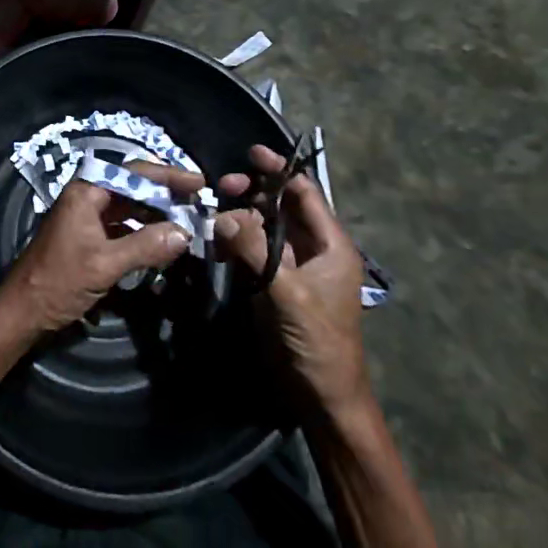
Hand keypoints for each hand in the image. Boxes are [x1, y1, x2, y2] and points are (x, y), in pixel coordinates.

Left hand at [0, 165, 194, 339]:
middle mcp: (86, 199)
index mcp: (86, 193)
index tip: (199, 182)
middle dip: (165, 194)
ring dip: (156, 213)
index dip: (167, 176)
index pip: (133, 173)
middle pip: (132, 187)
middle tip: (198, 202)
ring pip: (128, 208)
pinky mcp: (88, 239)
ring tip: (187, 221)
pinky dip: (143, 231)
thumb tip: (185, 233)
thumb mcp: (105, 264)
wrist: (23, 310)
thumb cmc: (59, 281)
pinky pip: (122, 226)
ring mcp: (86, 218)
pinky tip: (163, 241)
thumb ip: (145, 246)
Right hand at [215, 145, 369, 418]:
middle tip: (222, 187)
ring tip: (215, 220)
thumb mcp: (289, 294)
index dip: (281, 170)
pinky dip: (235, 241)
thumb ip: (257, 252)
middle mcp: (313, 249)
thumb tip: (224, 215)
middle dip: (253, 193)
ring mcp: (292, 266)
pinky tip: (217, 243)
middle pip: (281, 206)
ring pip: (263, 226)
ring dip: (240, 217)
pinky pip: (252, 250)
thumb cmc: (319, 341)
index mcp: (331, 245)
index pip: (306, 194)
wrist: (322, 394)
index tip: (252, 153)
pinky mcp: (274, 282)